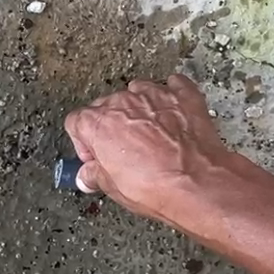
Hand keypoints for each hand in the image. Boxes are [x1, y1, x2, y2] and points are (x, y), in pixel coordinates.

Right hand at [63, 76, 253, 226]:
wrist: (197, 183)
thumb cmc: (155, 185)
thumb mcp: (112, 187)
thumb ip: (94, 175)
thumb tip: (88, 175)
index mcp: (98, 123)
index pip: (76, 121)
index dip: (82, 142)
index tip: (94, 157)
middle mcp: (122, 102)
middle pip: (105, 107)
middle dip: (110, 127)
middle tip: (121, 152)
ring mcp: (154, 95)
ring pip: (136, 93)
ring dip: (137, 111)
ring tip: (147, 136)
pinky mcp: (182, 96)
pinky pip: (172, 85)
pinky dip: (169, 96)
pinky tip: (170, 111)